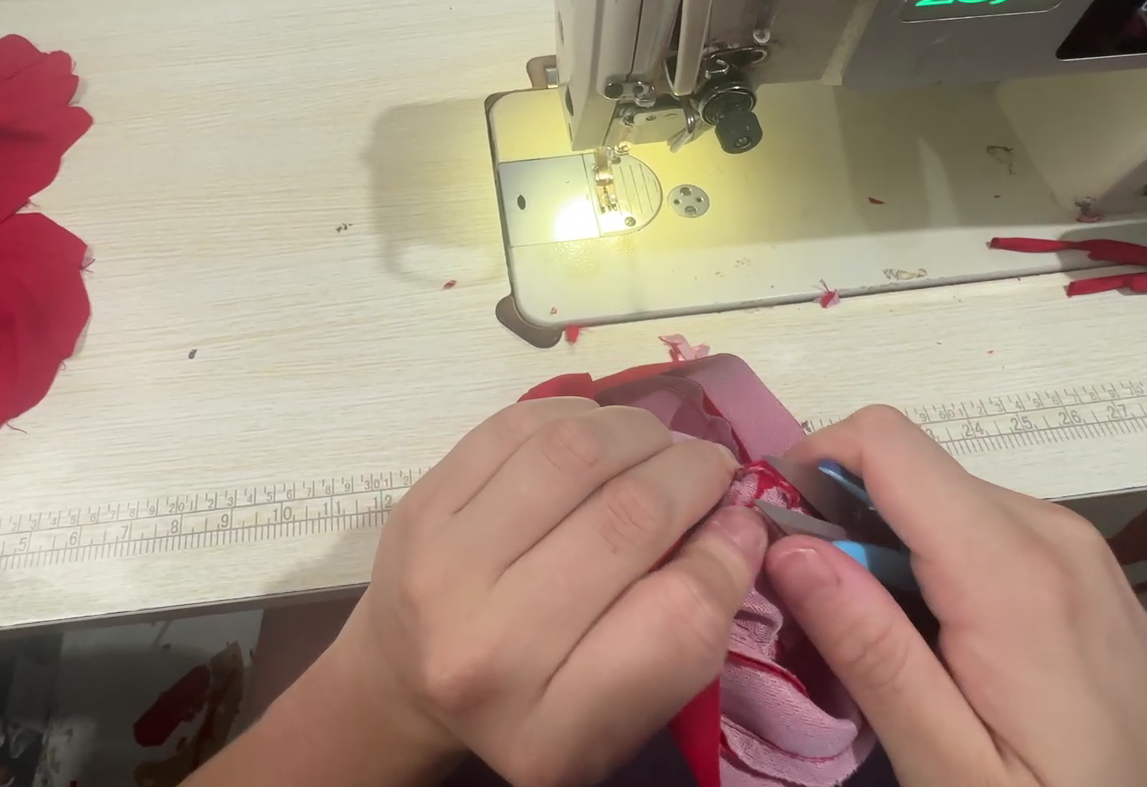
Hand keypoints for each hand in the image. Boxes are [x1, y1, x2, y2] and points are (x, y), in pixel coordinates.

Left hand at [310, 397, 767, 786]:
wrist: (403, 676)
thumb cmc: (520, 701)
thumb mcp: (607, 715)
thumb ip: (678, 635)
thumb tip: (736, 522)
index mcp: (550, 731)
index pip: (674, 627)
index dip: (727, 560)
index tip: (743, 523)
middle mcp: (487, 646)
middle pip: (625, 521)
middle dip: (690, 475)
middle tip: (712, 465)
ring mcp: (442, 560)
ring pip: (572, 454)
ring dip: (638, 431)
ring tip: (660, 442)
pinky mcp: (421, 499)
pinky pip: (516, 425)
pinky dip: (577, 414)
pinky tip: (599, 428)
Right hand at [766, 406, 1146, 786]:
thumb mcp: (957, 773)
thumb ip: (871, 651)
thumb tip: (784, 545)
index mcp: (1011, 567)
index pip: (882, 439)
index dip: (810, 464)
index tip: (778, 537)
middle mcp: (1043, 527)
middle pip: (897, 464)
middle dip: (835, 517)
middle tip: (819, 612)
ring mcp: (1068, 543)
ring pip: (926, 491)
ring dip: (874, 541)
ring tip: (880, 638)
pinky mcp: (1075, 565)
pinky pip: (965, 521)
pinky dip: (919, 556)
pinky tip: (934, 639)